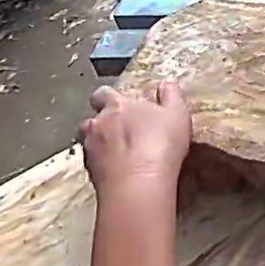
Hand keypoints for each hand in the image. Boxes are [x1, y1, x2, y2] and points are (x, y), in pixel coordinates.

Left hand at [79, 83, 192, 207]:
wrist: (139, 183)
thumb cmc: (161, 143)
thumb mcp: (177, 114)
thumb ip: (172, 95)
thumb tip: (167, 81)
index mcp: (118, 105)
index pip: (103, 93)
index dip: (109, 96)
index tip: (122, 102)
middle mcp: (98, 123)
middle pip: (91, 117)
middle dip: (101, 119)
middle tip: (120, 126)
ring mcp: (89, 147)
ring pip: (87, 138)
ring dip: (98, 139)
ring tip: (116, 147)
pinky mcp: (88, 170)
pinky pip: (91, 158)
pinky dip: (101, 159)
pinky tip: (116, 165)